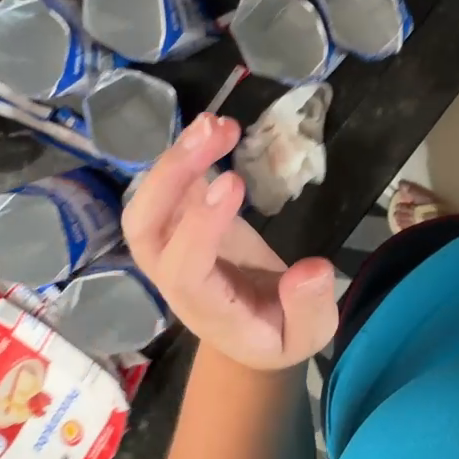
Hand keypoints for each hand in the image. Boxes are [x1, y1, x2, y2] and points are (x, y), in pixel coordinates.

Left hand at [123, 113, 338, 371]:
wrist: (252, 336)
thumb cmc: (279, 336)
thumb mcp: (308, 335)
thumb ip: (310, 308)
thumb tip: (313, 269)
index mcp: (204, 306)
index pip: (185, 268)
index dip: (200, 225)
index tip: (234, 182)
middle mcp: (175, 274)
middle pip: (145, 227)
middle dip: (170, 177)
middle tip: (214, 135)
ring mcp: (174, 245)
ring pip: (150, 202)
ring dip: (177, 158)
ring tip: (218, 122)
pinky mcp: (185, 222)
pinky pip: (171, 187)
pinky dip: (186, 154)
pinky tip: (214, 125)